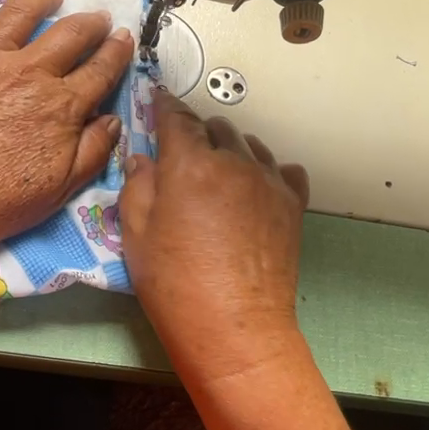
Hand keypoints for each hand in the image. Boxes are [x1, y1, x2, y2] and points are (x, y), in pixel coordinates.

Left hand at [0, 0, 129, 253]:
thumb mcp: (57, 191)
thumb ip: (92, 152)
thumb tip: (112, 119)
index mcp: (60, 106)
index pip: (99, 71)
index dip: (116, 52)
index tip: (124, 38)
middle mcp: (28, 71)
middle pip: (68, 35)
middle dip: (90, 23)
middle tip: (99, 17)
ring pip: (19, 14)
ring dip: (40, 0)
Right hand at [119, 90, 310, 378]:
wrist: (235, 327)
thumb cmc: (174, 285)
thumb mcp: (136, 235)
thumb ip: (138, 186)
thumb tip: (144, 159)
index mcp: (190, 163)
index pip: (176, 117)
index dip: (164, 107)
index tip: (158, 103)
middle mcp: (234, 161)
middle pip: (216, 126)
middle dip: (197, 133)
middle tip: (182, 157)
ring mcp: (269, 181)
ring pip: (249, 144)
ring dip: (230, 150)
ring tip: (217, 175)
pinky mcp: (293, 204)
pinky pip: (283, 170)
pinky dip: (265, 171)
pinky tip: (254, 189)